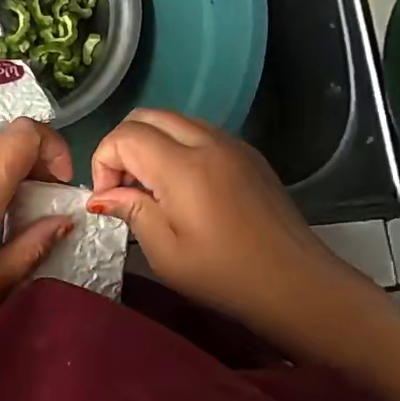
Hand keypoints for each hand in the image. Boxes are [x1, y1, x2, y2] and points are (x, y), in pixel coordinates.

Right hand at [88, 109, 378, 331]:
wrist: (297, 284)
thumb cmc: (225, 275)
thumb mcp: (166, 253)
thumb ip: (131, 211)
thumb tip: (103, 195)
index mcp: (184, 167)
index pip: (125, 136)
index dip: (104, 161)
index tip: (107, 198)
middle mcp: (208, 143)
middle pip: (146, 116)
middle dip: (122, 145)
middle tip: (122, 188)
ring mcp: (232, 144)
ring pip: (173, 120)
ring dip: (149, 143)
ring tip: (149, 189)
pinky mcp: (248, 154)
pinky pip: (199, 132)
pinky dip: (176, 146)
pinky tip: (181, 187)